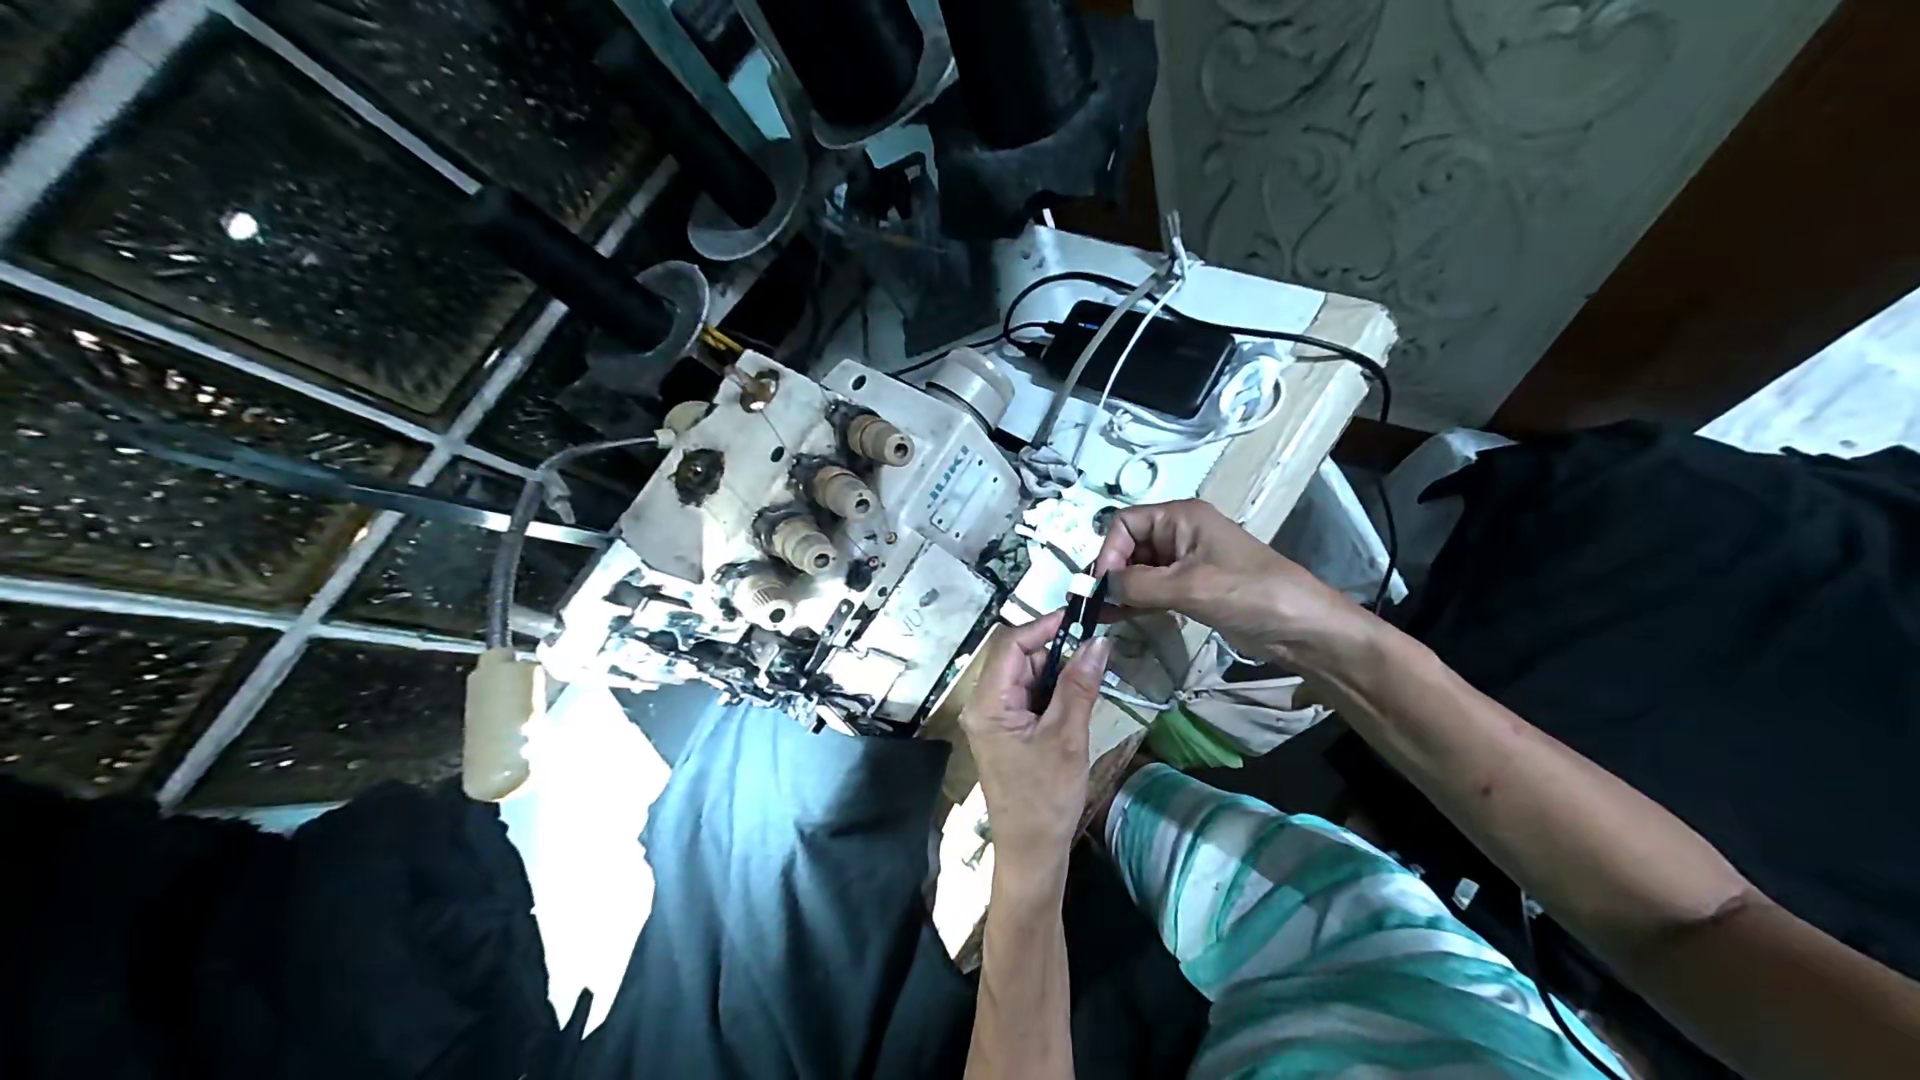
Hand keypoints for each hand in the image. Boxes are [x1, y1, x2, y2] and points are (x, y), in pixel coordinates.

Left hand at [960, 611, 1112, 874]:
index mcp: (987, 703)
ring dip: (1057, 672)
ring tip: (1090, 676)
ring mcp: (994, 718)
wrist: (1033, 852)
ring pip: (1026, 676)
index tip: (1080, 620)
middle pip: (1017, 658)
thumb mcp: (1067, 737)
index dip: (1043, 627)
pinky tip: (1076, 699)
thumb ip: (1079, 685)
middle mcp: (984, 704)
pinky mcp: (1007, 731)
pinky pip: (1029, 697)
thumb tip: (1098, 642)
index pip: (1009, 645)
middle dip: (1054, 651)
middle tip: (1094, 651)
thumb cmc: (1046, 797)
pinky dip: (1053, 692)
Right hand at [1092, 499, 1379, 674]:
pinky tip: (1118, 618)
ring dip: (1120, 590)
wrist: (1303, 628)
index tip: (1101, 587)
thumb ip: (1137, 584)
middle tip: (1094, 606)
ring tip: (1099, 617)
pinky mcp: (1192, 587)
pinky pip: (1153, 589)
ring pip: (1138, 570)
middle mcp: (1179, 533)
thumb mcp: (1188, 586)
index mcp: (1180, 517)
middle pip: (1129, 546)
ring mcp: (1186, 561)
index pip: (1125, 524)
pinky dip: (1135, 601)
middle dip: (1111, 574)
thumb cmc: (1248, 594)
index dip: (1108, 552)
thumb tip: (1099, 587)